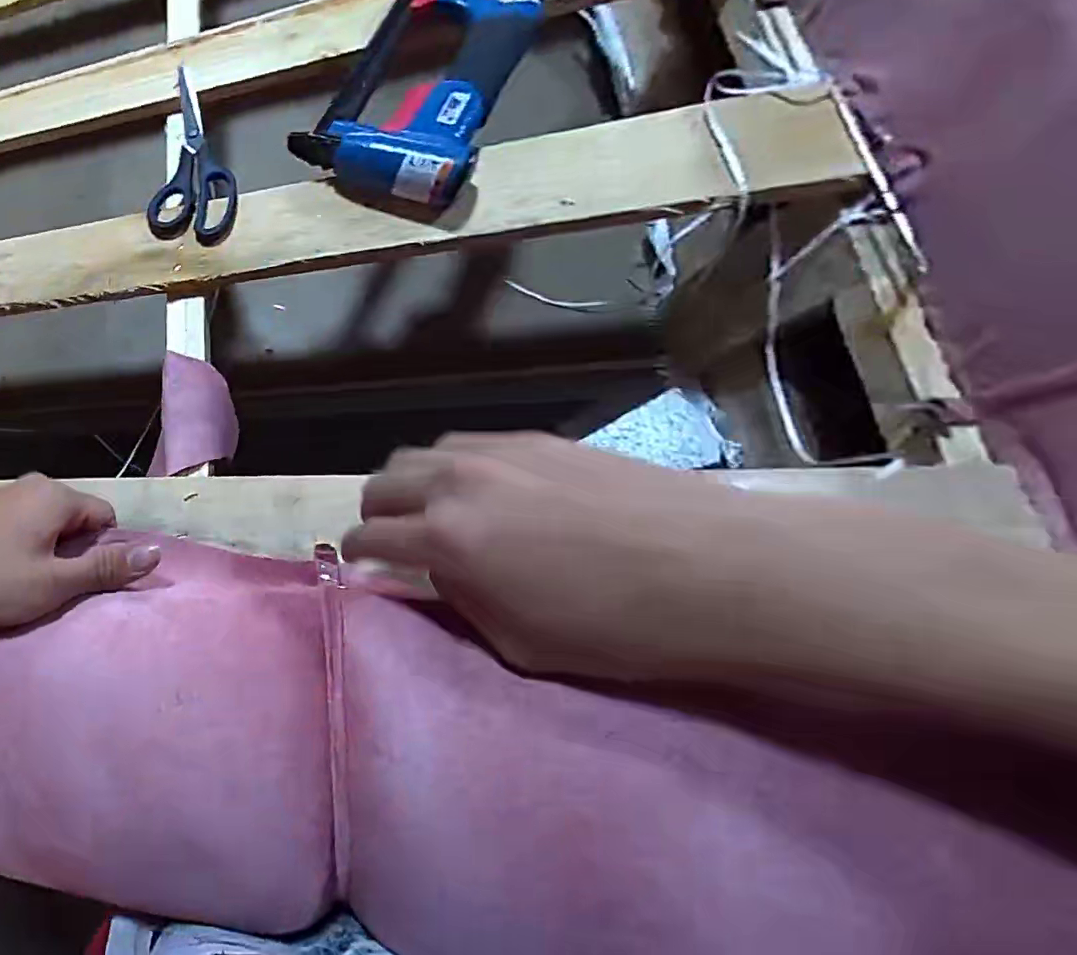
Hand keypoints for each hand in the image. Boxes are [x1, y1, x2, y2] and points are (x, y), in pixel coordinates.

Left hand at [0, 474, 160, 630]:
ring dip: (41, 544)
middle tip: (47, 583)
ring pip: (39, 517)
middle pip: (72, 515)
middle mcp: (28, 482)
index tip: (76, 579)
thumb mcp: (55, 584)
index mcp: (54, 495)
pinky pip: (10, 519)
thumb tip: (156, 553)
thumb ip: (106, 568)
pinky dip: (13, 538)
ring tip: (17, 577)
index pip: (104, 517)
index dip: (100, 551)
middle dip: (70, 547)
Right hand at [339, 432, 1018, 685]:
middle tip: (392, 535)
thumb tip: (438, 573)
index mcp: (446, 540)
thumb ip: (460, 602)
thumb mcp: (520, 644)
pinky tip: (481, 487)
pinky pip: (462, 444)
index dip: (357, 553)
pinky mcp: (532, 438)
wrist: (725, 570)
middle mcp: (455, 485)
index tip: (362, 563)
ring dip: (408, 484)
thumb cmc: (621, 627)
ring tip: (431, 506)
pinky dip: (450, 467)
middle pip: (379, 484)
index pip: (369, 537)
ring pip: (415, 455)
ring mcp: (493, 452)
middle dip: (374, 514)